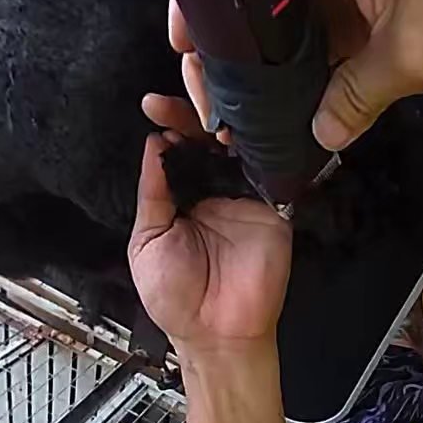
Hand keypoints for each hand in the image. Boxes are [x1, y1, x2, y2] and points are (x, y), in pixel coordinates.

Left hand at [128, 96, 291, 360]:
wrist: (216, 333)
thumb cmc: (175, 297)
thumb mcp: (147, 239)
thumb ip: (154, 193)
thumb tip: (154, 143)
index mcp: (184, 199)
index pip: (181, 151)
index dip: (171, 126)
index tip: (153, 107)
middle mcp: (217, 194)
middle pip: (212, 143)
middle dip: (198, 113)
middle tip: (185, 90)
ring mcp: (248, 202)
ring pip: (243, 152)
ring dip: (229, 125)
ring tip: (211, 104)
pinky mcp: (275, 213)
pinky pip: (274, 176)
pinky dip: (265, 152)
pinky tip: (247, 131)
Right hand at [176, 0, 422, 151]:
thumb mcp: (416, 50)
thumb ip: (357, 97)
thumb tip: (320, 137)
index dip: (201, 11)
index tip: (192, 63)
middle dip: (239, 44)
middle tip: (221, 101)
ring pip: (295, 2)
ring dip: (282, 53)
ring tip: (255, 108)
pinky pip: (331, 11)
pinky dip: (321, 49)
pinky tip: (306, 92)